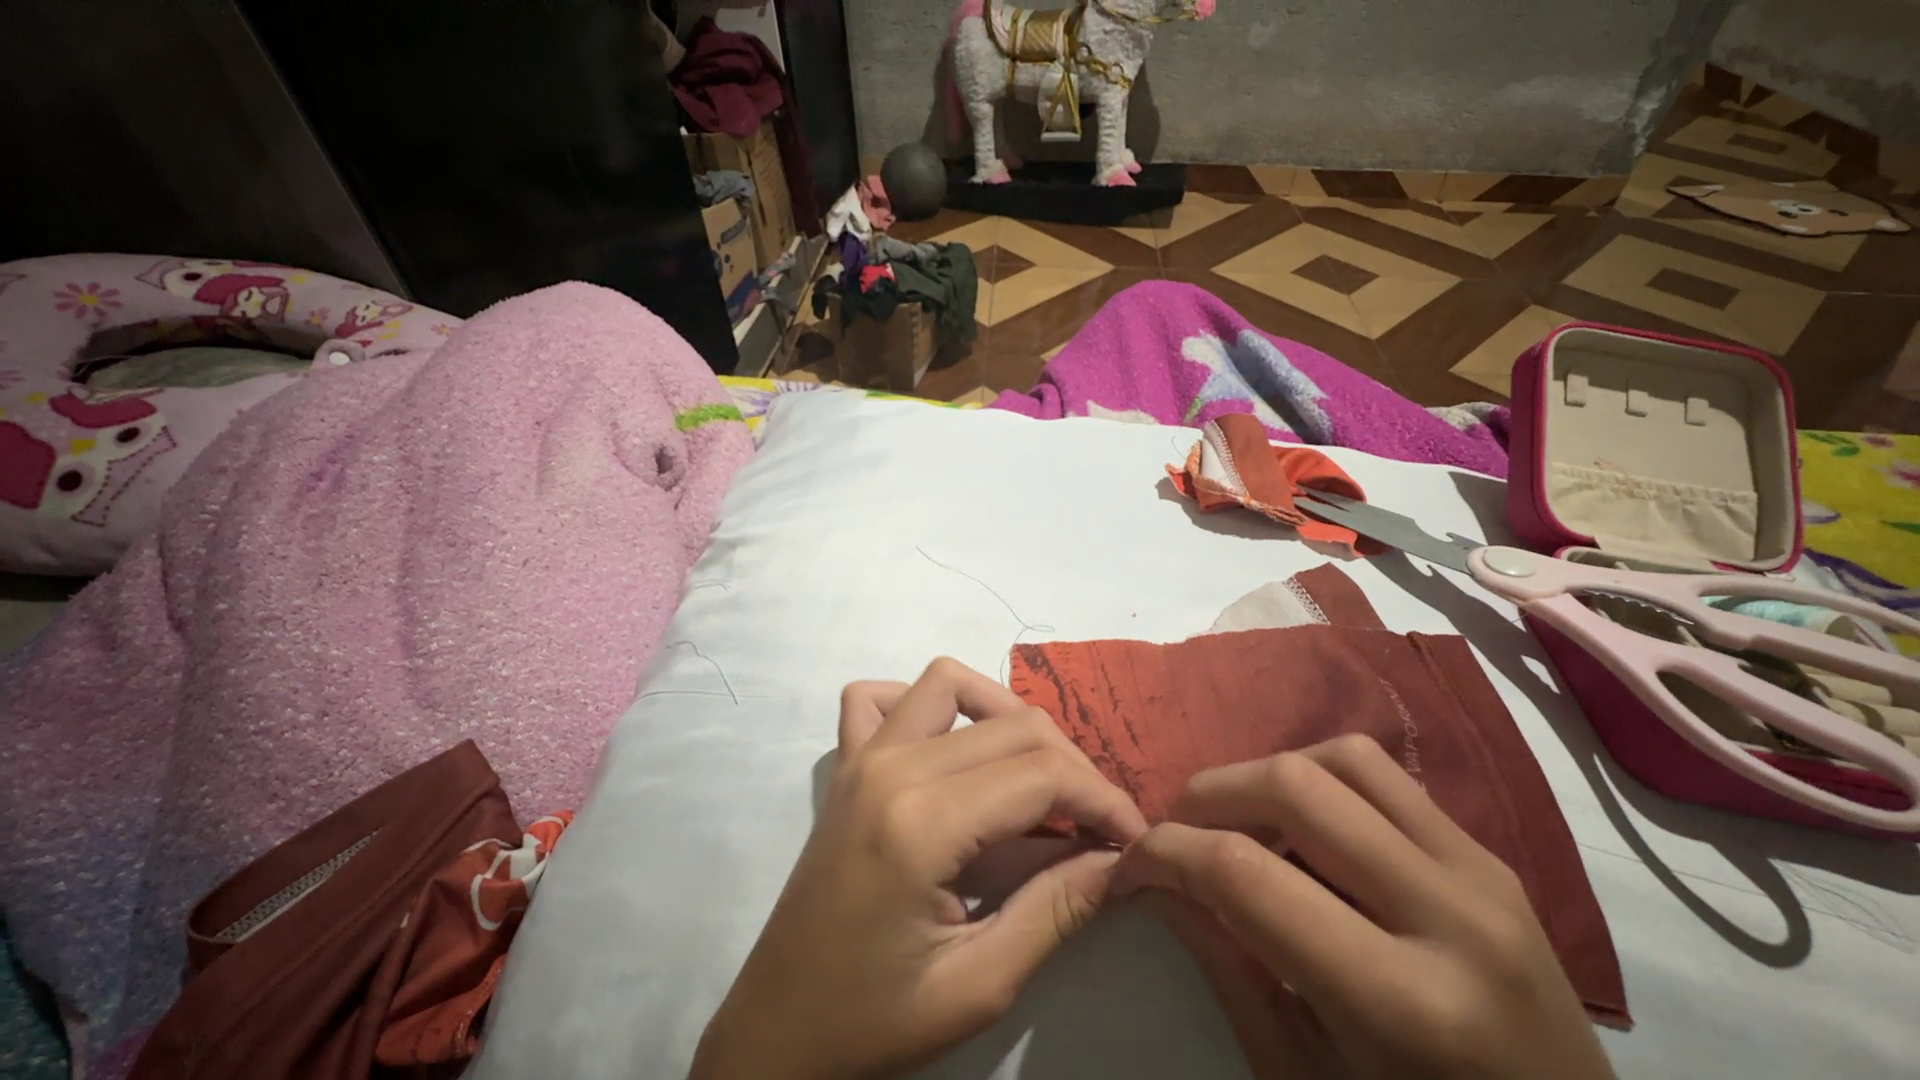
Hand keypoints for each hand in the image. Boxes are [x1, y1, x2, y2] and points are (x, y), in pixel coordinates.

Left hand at [691, 658, 1149, 1079]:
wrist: (778, 1032)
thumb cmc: (874, 1019)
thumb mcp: (979, 984)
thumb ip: (1056, 909)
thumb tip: (1123, 860)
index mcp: (922, 822)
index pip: (1043, 775)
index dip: (1104, 801)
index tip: (1135, 840)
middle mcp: (890, 768)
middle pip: (1012, 725)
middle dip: (1073, 767)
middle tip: (1097, 826)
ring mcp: (860, 759)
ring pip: (950, 685)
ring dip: (1008, 717)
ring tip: (1038, 780)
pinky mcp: (845, 768)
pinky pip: (879, 699)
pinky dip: (927, 707)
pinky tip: (952, 751)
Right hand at [1116, 734, 1613, 1079]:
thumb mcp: (1301, 1075)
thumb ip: (1227, 967)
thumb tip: (1155, 881)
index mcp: (1401, 1002)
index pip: (1246, 874)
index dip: (1167, 854)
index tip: (1132, 866)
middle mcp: (1451, 915)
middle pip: (1294, 787)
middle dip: (1208, 798)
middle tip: (1176, 838)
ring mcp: (1483, 873)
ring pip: (1343, 759)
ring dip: (1267, 775)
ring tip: (1238, 824)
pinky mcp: (1491, 855)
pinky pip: (1386, 777)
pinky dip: (1320, 780)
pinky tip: (1302, 829)